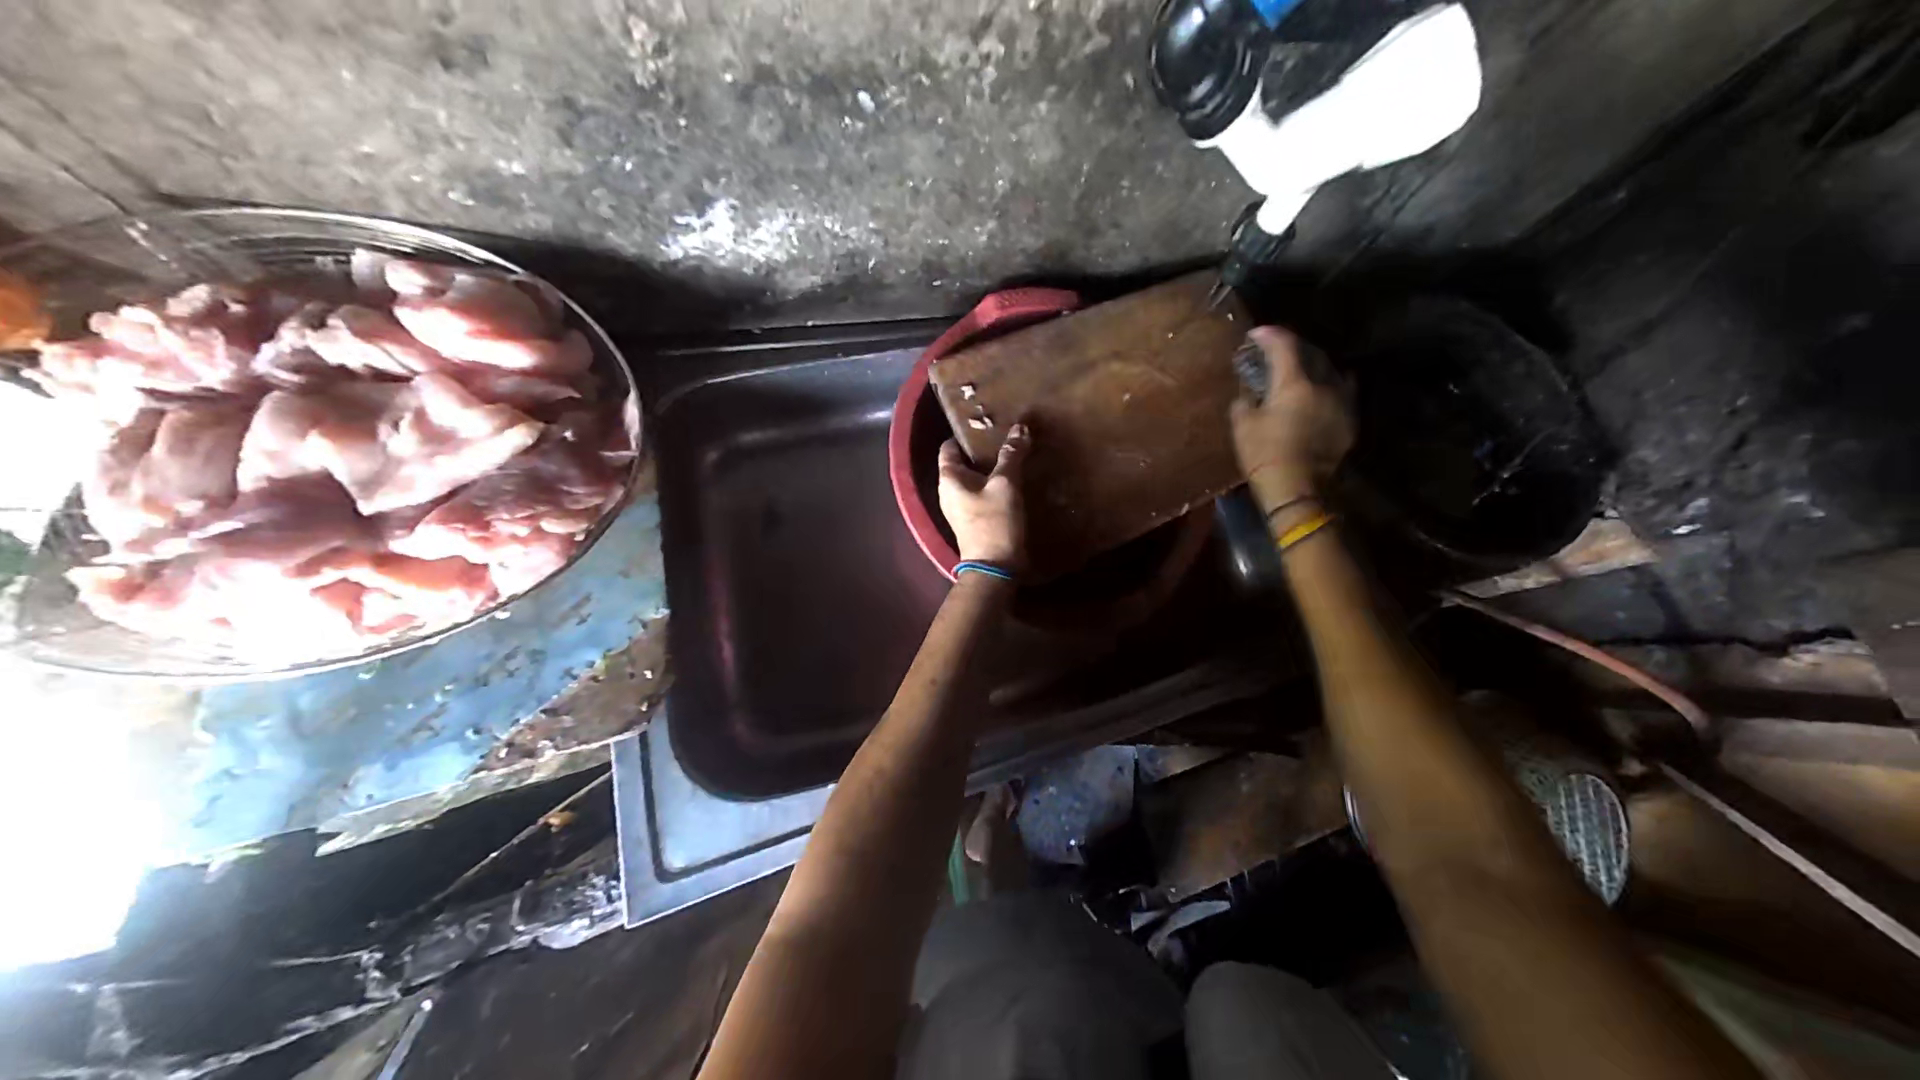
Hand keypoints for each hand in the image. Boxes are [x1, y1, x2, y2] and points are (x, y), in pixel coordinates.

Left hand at [938, 423, 1029, 568]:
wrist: (995, 567)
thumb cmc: (994, 522)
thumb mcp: (1005, 485)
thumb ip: (1011, 455)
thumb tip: (1020, 428)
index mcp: (948, 479)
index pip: (948, 447)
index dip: (964, 434)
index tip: (986, 426)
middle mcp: (947, 492)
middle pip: (961, 462)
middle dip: (981, 450)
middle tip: (1004, 437)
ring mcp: (958, 507)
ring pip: (972, 479)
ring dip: (989, 468)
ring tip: (1011, 455)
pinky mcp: (972, 519)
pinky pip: (979, 494)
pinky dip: (992, 485)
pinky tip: (1011, 480)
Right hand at [1230, 326, 1353, 511]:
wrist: (1297, 489)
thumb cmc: (1264, 455)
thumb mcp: (1242, 425)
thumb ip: (1245, 400)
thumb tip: (1249, 391)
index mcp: (1294, 384)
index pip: (1283, 346)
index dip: (1269, 335)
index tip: (1256, 333)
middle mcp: (1324, 385)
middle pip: (1311, 354)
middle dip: (1293, 349)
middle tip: (1276, 352)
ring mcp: (1342, 402)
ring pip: (1331, 371)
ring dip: (1314, 366)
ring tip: (1301, 369)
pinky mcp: (1349, 420)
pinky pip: (1344, 391)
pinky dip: (1331, 385)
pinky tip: (1325, 389)